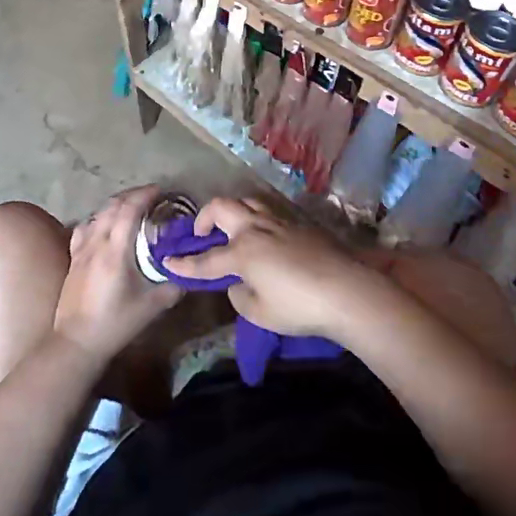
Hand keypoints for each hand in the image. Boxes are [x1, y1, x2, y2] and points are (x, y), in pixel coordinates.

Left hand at [52, 186, 181, 360]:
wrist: (76, 341)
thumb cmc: (115, 324)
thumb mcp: (150, 308)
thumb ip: (172, 287)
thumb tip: (188, 274)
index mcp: (115, 251)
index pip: (128, 210)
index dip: (144, 195)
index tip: (159, 190)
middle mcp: (96, 243)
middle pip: (112, 207)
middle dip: (131, 195)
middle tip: (149, 196)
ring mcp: (81, 249)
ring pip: (97, 214)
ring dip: (115, 204)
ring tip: (130, 207)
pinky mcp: (73, 258)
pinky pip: (84, 228)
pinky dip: (97, 219)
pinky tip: (103, 224)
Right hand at [162, 197, 390, 339]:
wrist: (348, 291)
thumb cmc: (300, 307)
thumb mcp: (260, 314)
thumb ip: (240, 296)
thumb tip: (238, 284)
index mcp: (242, 251)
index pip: (206, 259)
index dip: (184, 264)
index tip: (167, 261)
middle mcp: (256, 229)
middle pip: (223, 208)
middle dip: (205, 217)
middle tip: (203, 233)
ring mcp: (280, 221)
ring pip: (248, 201)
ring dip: (233, 211)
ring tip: (233, 228)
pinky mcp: (300, 223)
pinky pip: (270, 211)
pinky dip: (257, 217)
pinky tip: (264, 235)